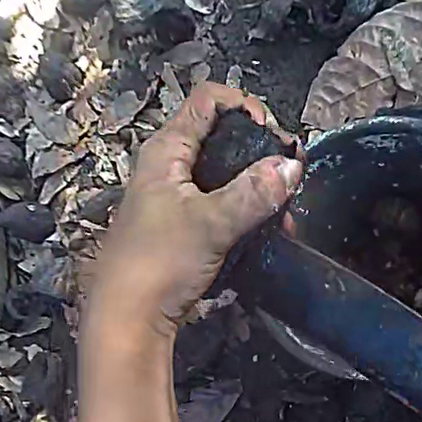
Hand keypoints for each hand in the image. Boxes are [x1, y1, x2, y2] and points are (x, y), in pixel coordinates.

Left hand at [89, 84, 300, 333]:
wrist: (128, 320)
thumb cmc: (159, 263)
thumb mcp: (210, 223)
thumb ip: (253, 193)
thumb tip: (293, 164)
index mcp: (166, 150)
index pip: (209, 100)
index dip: (246, 107)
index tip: (274, 136)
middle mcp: (170, 166)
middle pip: (223, 136)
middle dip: (260, 149)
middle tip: (289, 172)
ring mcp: (177, 197)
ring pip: (226, 173)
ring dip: (258, 184)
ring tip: (286, 208)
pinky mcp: (185, 225)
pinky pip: (223, 203)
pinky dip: (248, 209)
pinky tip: (270, 228)